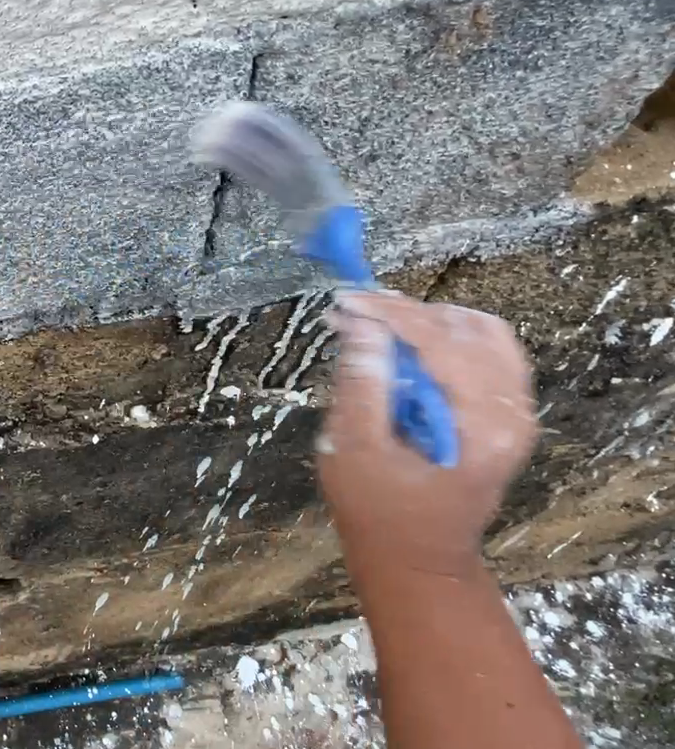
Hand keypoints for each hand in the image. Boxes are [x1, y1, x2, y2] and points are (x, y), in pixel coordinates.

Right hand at [320, 290, 539, 579]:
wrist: (415, 553)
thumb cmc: (377, 505)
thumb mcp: (354, 446)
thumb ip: (361, 385)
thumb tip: (360, 326)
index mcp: (481, 426)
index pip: (444, 344)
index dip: (391, 315)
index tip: (343, 301)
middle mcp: (512, 413)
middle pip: (470, 332)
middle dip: (407, 312)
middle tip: (350, 312)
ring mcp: (512, 413)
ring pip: (484, 336)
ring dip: (426, 320)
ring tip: (371, 323)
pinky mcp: (500, 413)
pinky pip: (484, 354)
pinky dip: (441, 336)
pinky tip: (398, 343)